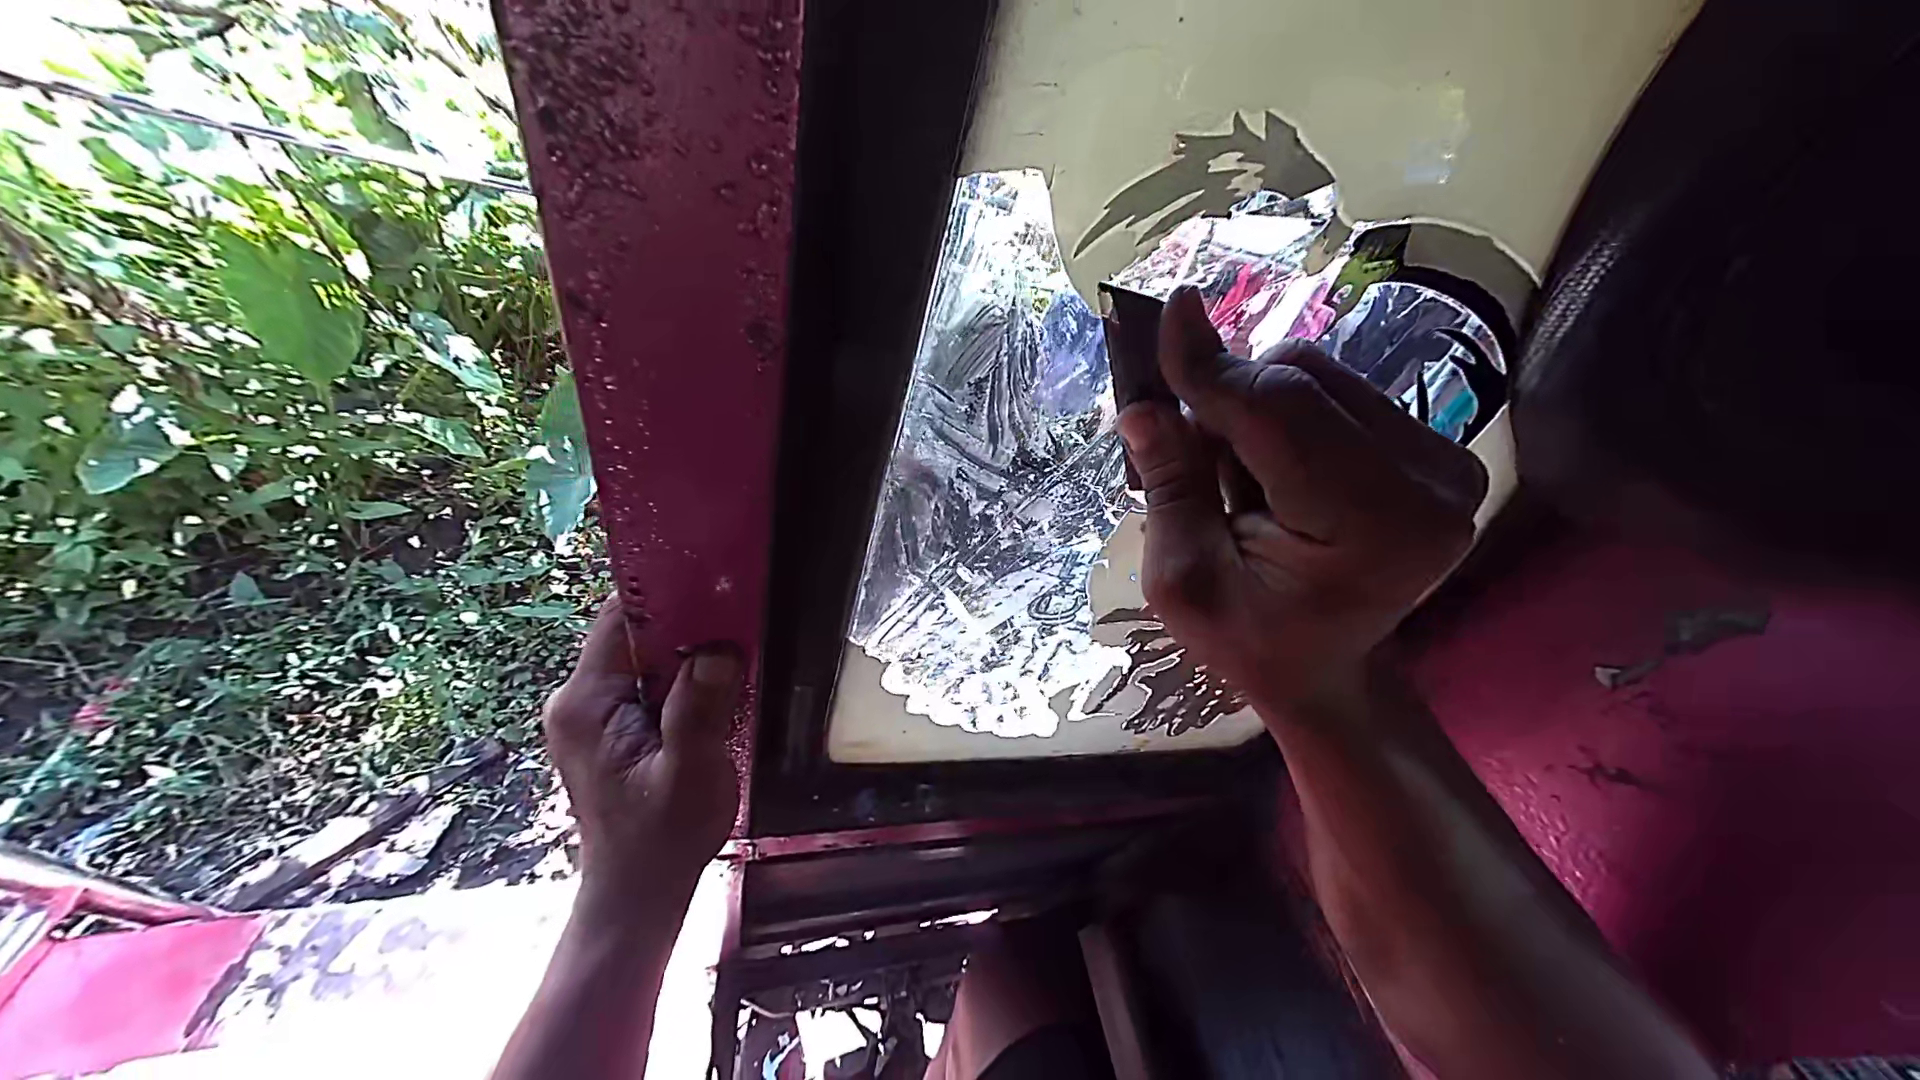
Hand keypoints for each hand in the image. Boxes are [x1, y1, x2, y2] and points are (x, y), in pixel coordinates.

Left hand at [541, 596, 742, 909]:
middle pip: (638, 632)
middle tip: (737, 634)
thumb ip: (699, 709)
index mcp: (585, 703)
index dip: (670, 596)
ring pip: (650, 654)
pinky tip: (715, 692)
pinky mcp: (613, 724)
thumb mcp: (690, 773)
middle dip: (690, 629)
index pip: (621, 618)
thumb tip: (720, 649)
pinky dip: (687, 677)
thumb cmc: (662, 838)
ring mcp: (594, 712)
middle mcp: (580, 699)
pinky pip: (653, 678)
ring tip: (731, 665)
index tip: (719, 590)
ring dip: (692, 655)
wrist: (639, 889)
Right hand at [1116, 286, 1485, 711]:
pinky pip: (1331, 392)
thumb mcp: (1182, 579)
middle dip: (1221, 397)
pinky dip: (1275, 415)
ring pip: (1315, 377)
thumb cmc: (1247, 639)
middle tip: (1173, 447)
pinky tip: (1259, 467)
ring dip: (1245, 407)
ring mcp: (1441, 459)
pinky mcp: (1429, 450)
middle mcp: (1430, 479)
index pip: (1280, 412)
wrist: (1323, 669)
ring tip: (1221, 474)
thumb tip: (1143, 405)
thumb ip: (1169, 486)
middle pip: (1302, 380)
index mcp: (1373, 525)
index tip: (1168, 313)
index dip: (1212, 366)